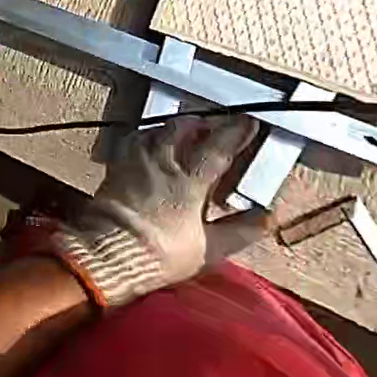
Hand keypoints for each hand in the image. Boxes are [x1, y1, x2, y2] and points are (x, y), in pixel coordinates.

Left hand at [48, 117, 267, 308]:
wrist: (109, 254)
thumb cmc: (161, 253)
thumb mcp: (209, 248)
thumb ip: (240, 230)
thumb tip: (267, 217)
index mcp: (189, 180)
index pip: (218, 146)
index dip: (235, 131)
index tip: (248, 122)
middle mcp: (161, 163)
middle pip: (182, 127)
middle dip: (201, 122)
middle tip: (212, 126)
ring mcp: (134, 162)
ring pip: (154, 130)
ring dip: (171, 127)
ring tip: (181, 132)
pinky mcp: (114, 169)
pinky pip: (131, 142)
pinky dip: (144, 137)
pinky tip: (147, 144)